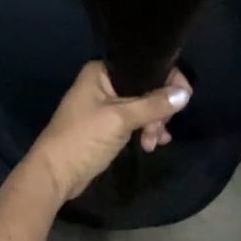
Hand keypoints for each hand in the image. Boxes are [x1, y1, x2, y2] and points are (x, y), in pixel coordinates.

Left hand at [22, 63, 191, 202]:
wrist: (55, 174)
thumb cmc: (83, 138)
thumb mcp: (120, 119)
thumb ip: (153, 105)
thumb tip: (185, 93)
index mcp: (102, 71)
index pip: (143, 66)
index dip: (167, 79)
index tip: (183, 99)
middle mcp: (104, 83)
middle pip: (146, 87)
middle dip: (158, 109)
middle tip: (158, 131)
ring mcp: (105, 105)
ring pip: (142, 107)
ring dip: (152, 123)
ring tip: (152, 143)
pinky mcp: (107, 125)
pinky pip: (135, 121)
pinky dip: (144, 130)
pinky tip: (152, 144)